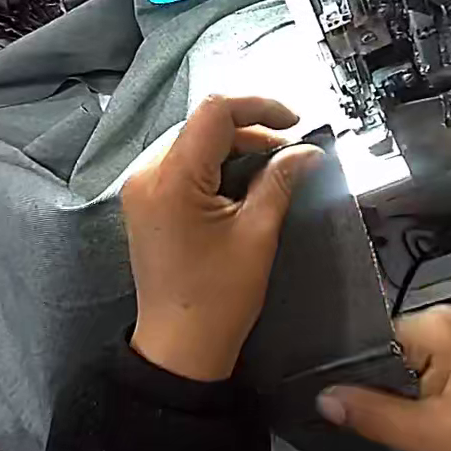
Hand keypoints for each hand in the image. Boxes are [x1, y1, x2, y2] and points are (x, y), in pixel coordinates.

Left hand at [122, 95, 322, 381]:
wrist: (180, 344)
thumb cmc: (219, 296)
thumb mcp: (258, 233)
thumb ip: (281, 180)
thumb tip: (307, 151)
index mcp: (172, 180)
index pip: (215, 112)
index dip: (259, 107)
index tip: (294, 122)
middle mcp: (147, 174)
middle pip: (204, 125)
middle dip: (251, 131)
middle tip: (289, 154)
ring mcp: (142, 187)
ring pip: (195, 141)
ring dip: (236, 146)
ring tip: (272, 168)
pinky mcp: (147, 200)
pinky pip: (185, 162)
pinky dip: (217, 163)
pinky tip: (243, 180)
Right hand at [316, 306, 450, 450]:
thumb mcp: (429, 433)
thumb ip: (374, 415)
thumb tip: (324, 399)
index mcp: (433, 325)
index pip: (369, 338)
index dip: (344, 369)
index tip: (317, 394)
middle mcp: (436, 325)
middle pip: (376, 353)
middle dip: (358, 384)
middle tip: (329, 412)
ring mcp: (441, 346)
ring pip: (388, 370)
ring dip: (374, 396)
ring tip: (350, 417)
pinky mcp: (445, 367)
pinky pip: (404, 379)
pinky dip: (392, 400)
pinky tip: (378, 418)